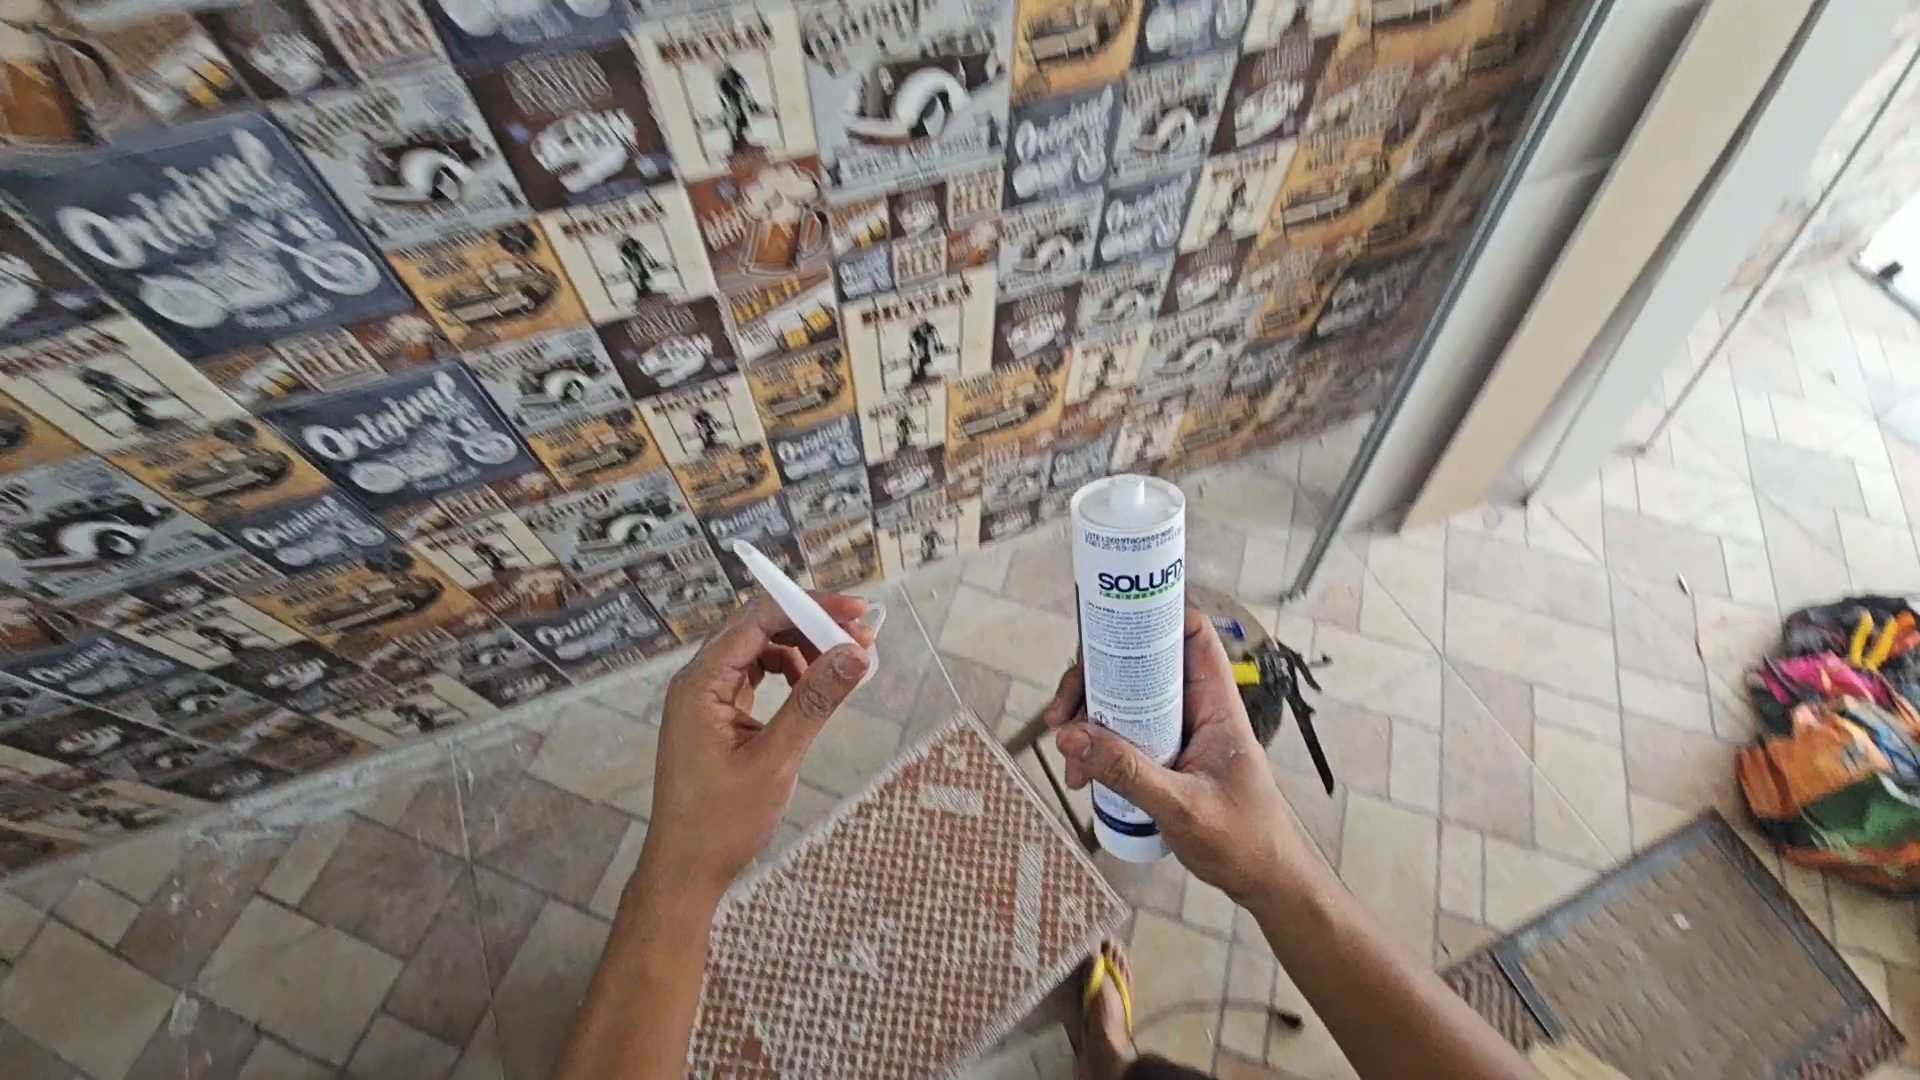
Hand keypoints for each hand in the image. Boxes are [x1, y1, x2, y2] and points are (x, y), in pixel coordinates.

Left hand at [641, 592, 874, 901]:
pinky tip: (812, 688)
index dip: (809, 608)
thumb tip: (856, 655)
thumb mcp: (775, 760)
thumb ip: (814, 703)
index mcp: (701, 682)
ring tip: (842, 665)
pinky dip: (791, 672)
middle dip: (811, 624)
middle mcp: (700, 679)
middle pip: (759, 626)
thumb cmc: (721, 823)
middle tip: (859, 638)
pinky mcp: (719, 712)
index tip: (855, 613)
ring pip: (761, 648)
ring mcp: (708, 695)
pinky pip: (758, 673)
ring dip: (803, 647)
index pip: (758, 619)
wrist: (685, 872)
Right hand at [1046, 607, 1320, 904]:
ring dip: (1087, 721)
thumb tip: (1071, 735)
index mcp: (1215, 702)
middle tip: (1062, 714)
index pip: (1191, 633)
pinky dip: (1095, 748)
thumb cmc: (1246, 842)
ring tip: (1068, 757)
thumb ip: (1128, 772)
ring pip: (1122, 700)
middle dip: (1093, 682)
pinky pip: (1120, 734)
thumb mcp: (1183, 807)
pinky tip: (1081, 777)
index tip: (1107, 628)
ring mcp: (1174, 730)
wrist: (1264, 883)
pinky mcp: (1161, 754)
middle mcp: (1192, 707)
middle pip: (1137, 665)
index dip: (1153, 617)